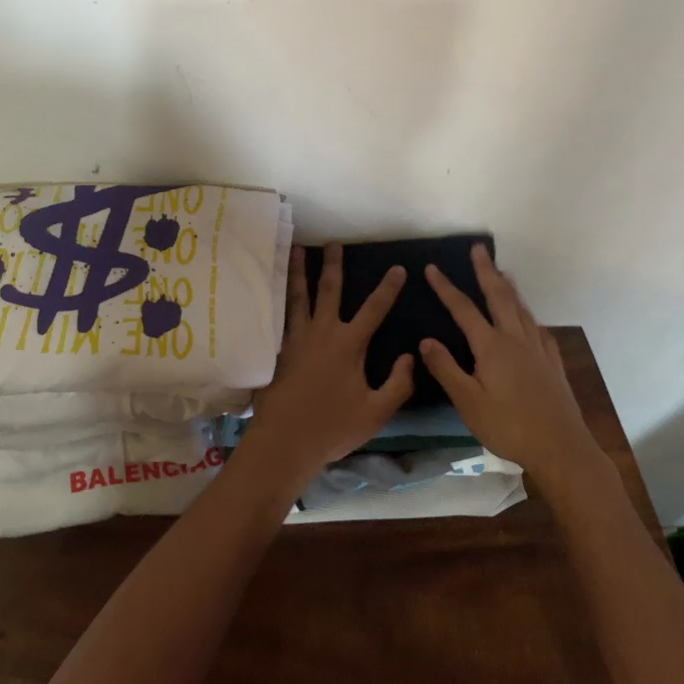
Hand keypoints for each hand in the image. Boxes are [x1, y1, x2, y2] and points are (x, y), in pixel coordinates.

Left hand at [243, 244, 413, 484]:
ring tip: (296, 251)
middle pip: (329, 290)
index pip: (374, 308)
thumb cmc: (333, 428)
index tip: (397, 268)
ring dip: (298, 272)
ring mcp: (295, 339)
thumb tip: (410, 356)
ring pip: (297, 296)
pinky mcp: (277, 350)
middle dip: (334, 265)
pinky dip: (278, 299)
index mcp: (349, 344)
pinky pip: (279, 316)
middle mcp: (321, 332)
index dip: (388, 288)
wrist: (285, 440)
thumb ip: (398, 383)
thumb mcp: (377, 412)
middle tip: (334, 243)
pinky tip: (273, 292)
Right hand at [419, 244, 603, 484]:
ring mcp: (538, 350)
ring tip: (503, 272)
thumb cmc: (508, 426)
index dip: (446, 288)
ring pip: (521, 309)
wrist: (560, 447)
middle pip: (499, 297)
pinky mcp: (553, 364)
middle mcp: (516, 340)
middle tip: (479, 249)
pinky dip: (530, 316)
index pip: (464, 310)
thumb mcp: (468, 402)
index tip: (433, 268)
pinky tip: (531, 319)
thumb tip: (426, 340)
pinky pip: (539, 330)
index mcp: (491, 347)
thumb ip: (446, 369)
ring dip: (510, 288)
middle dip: (486, 271)